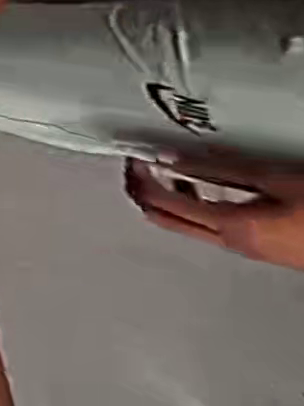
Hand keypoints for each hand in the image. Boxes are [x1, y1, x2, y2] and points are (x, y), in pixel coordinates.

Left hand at [126, 155, 303, 270]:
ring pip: (187, 226)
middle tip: (140, 164)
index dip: (136, 175)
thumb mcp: (274, 179)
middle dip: (141, 191)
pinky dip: (196, 207)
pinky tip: (207, 189)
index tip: (132, 154)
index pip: (157, 200)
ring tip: (172, 171)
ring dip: (169, 199)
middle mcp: (234, 244)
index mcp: (230, 226)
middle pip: (163, 218)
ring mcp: (253, 252)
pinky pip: (215, 230)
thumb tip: (166, 157)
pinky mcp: (271, 253)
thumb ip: (216, 168)